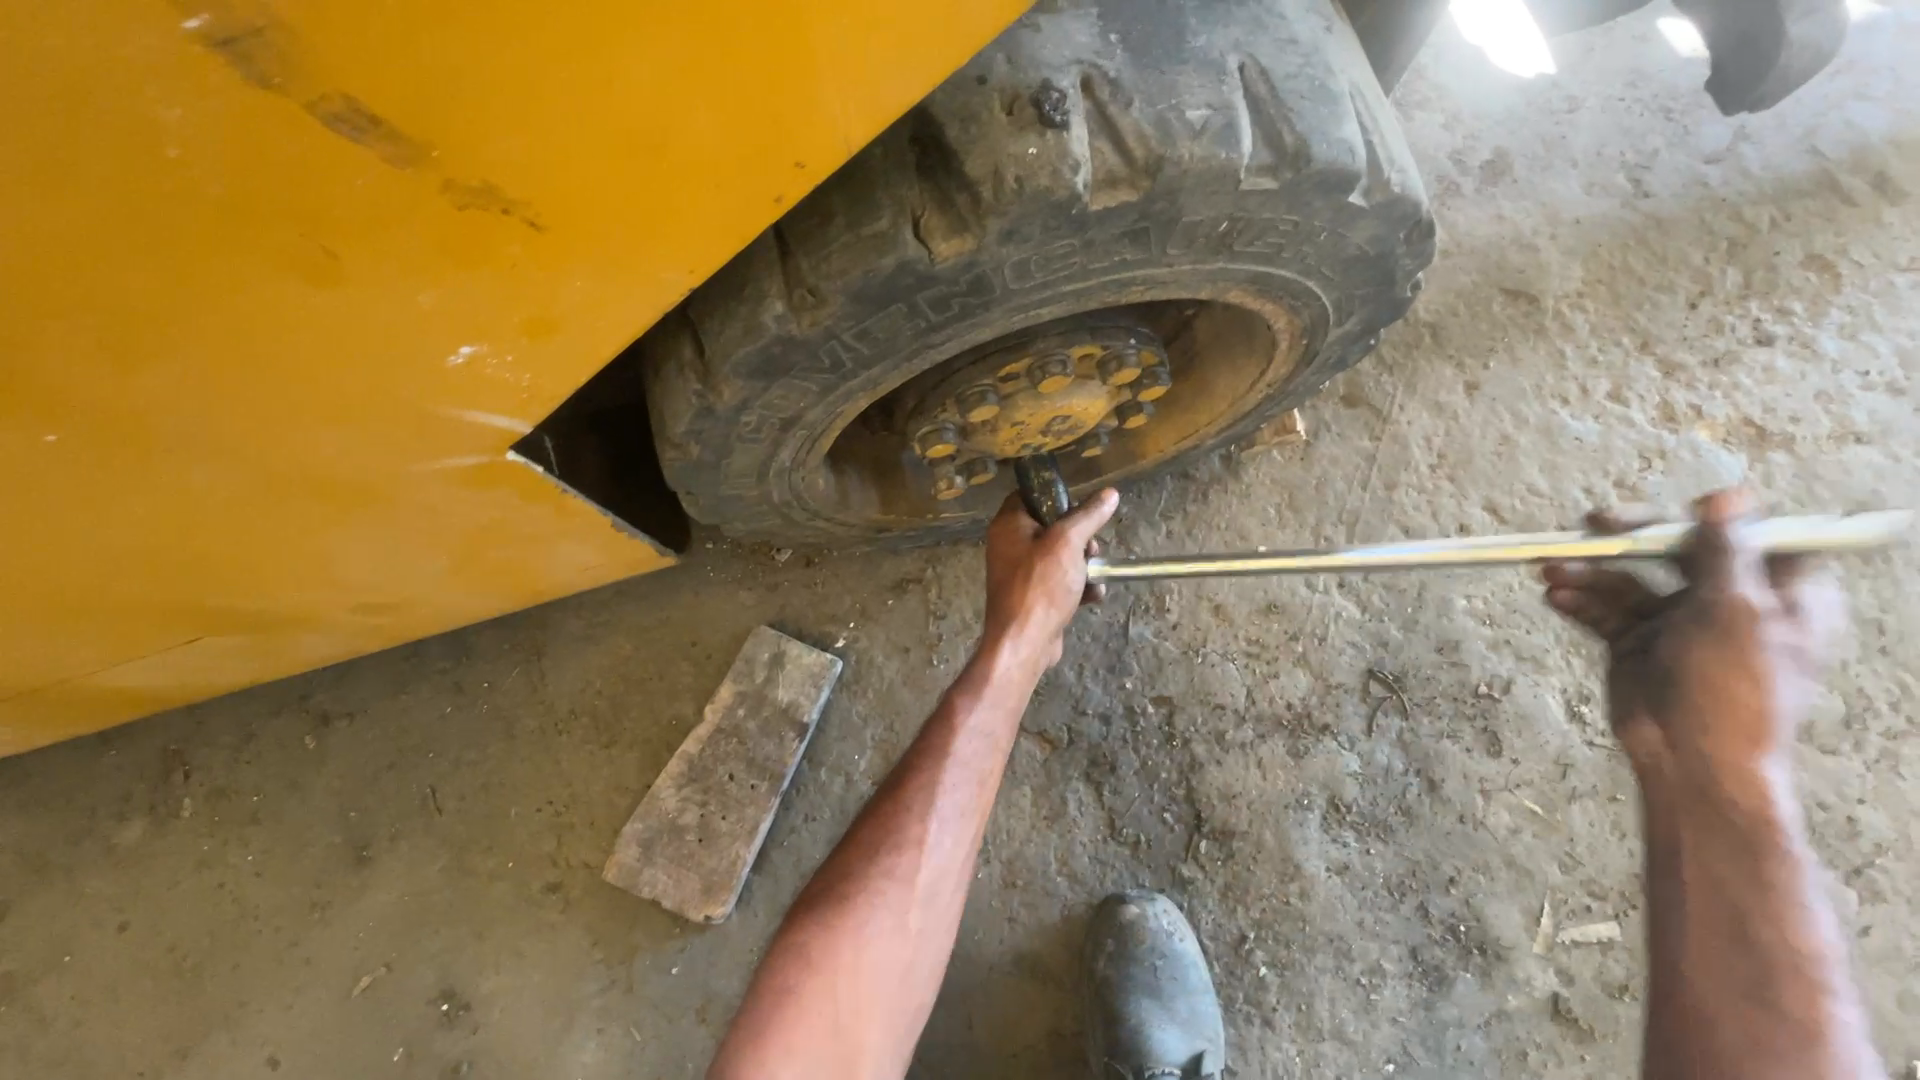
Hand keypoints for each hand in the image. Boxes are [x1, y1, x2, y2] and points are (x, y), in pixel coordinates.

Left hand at [982, 488, 1118, 666]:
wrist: (1024, 642)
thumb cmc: (1041, 585)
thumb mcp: (1068, 543)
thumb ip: (1089, 516)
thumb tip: (1110, 493)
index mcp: (1009, 525)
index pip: (1028, 495)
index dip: (1056, 496)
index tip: (1081, 505)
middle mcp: (1010, 546)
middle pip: (1050, 527)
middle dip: (1079, 537)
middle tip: (1091, 548)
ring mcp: (1021, 574)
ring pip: (1059, 556)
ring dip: (1083, 564)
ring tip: (1094, 572)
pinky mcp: (1034, 597)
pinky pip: (1059, 582)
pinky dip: (1077, 587)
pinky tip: (1093, 594)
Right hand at [1540, 490, 1845, 772]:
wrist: (1693, 758)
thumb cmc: (1734, 687)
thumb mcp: (1736, 611)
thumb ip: (1727, 552)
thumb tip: (1727, 495)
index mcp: (1777, 592)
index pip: (1750, 535)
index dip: (1714, 518)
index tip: (1679, 509)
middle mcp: (1727, 600)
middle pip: (1676, 549)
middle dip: (1631, 537)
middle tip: (1593, 523)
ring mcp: (1676, 622)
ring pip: (1629, 579)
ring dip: (1590, 571)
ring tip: (1551, 569)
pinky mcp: (1635, 642)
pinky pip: (1603, 611)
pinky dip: (1579, 602)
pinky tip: (1555, 597)